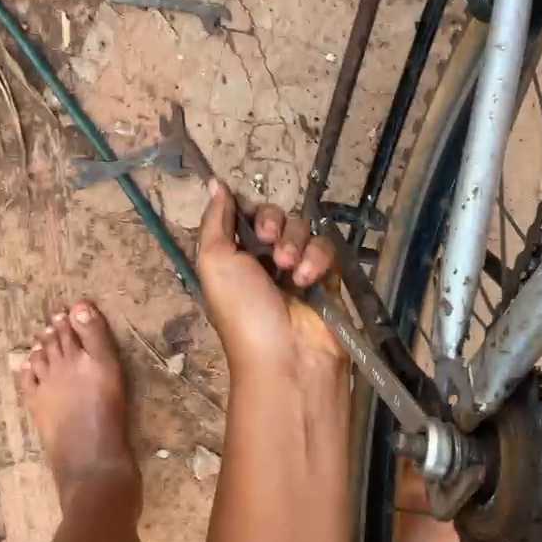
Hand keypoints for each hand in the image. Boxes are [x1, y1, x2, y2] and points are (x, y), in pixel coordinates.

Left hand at [195, 179, 344, 379]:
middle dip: (272, 224)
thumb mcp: (214, 262)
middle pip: (274, 217)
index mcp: (232, 257)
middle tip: (270, 244)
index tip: (249, 215)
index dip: (248, 208)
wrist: (285, 358)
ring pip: (302, 228)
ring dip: (295, 243)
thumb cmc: (242, 311)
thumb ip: (215, 220)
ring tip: (289, 268)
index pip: (244, 214)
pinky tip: (309, 278)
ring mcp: (296, 268)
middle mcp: (263, 260)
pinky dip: (318, 257)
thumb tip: (214, 182)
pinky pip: (326, 247)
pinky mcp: (326, 277)